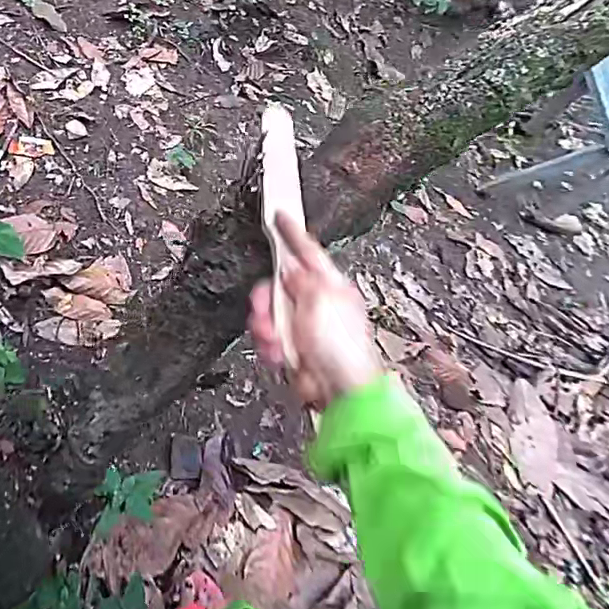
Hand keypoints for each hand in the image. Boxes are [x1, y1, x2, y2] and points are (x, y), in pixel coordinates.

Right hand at [249, 210, 380, 407]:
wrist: (342, 394)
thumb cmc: (343, 351)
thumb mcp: (320, 303)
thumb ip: (302, 281)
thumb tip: (290, 270)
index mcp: (332, 287)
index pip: (307, 250)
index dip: (291, 232)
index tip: (279, 214)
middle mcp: (318, 303)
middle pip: (278, 283)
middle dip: (266, 300)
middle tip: (265, 310)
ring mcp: (304, 326)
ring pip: (269, 312)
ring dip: (266, 327)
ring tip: (276, 341)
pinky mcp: (293, 346)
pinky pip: (268, 334)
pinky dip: (268, 344)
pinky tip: (279, 353)